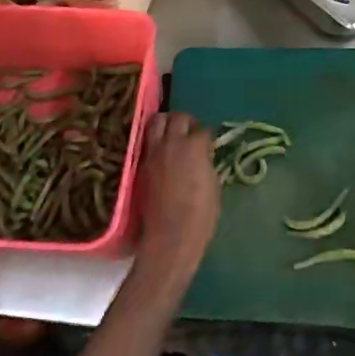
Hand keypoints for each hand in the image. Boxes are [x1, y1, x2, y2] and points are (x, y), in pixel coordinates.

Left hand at [136, 112, 218, 280]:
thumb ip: (207, 164)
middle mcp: (171, 143)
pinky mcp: (141, 165)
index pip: (203, 129)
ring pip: (156, 122)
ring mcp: (153, 152)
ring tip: (173, 135)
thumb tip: (203, 158)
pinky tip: (162, 152)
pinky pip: (147, 142)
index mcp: (194, 147)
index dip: (208, 136)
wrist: (170, 237)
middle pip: (178, 117)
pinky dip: (155, 141)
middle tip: (192, 132)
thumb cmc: (200, 216)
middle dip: (187, 122)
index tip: (211, 143)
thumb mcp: (213, 186)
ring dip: (167, 124)